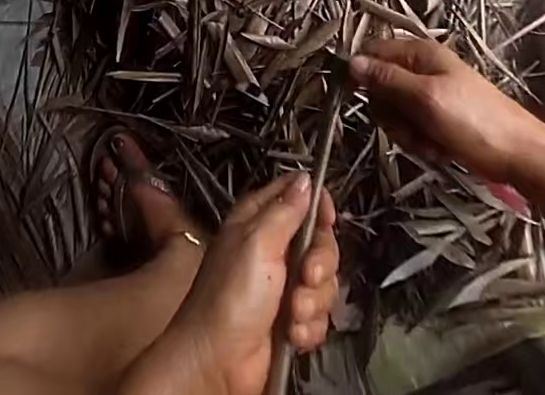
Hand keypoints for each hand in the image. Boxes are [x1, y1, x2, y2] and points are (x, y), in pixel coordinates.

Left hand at [123, 173, 339, 394]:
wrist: (217, 364)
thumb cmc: (229, 298)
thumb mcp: (257, 243)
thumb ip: (285, 209)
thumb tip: (305, 179)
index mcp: (258, 218)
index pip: (297, 193)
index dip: (316, 203)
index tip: (326, 218)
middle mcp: (272, 246)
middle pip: (319, 238)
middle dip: (320, 262)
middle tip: (306, 277)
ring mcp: (283, 283)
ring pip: (324, 279)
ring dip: (314, 300)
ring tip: (293, 313)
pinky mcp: (291, 316)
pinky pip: (320, 312)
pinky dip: (310, 325)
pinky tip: (293, 333)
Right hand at [351, 37, 544, 180]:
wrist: (522, 156)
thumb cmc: (474, 120)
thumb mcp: (425, 97)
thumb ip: (387, 79)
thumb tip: (351, 61)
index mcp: (420, 53)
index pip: (373, 52)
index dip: (361, 74)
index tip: (354, 97)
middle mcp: (423, 69)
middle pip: (381, 86)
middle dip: (390, 113)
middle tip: (409, 126)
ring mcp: (432, 95)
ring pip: (395, 112)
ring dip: (406, 132)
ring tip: (430, 141)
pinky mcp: (439, 119)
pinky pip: (413, 128)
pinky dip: (421, 142)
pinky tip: (439, 150)